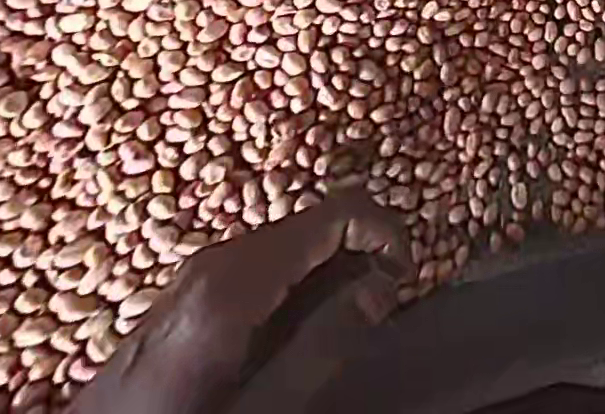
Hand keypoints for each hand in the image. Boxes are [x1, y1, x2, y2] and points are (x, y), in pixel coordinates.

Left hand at [69, 189, 409, 413]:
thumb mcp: (260, 412)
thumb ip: (324, 344)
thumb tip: (384, 284)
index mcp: (237, 279)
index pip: (335, 212)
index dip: (383, 230)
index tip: (404, 274)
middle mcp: (223, 255)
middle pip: (318, 220)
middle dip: (363, 249)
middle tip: (381, 304)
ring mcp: (207, 266)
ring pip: (298, 238)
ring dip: (337, 265)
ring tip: (348, 319)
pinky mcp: (200, 284)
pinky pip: (273, 259)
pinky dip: (306, 277)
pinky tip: (306, 323)